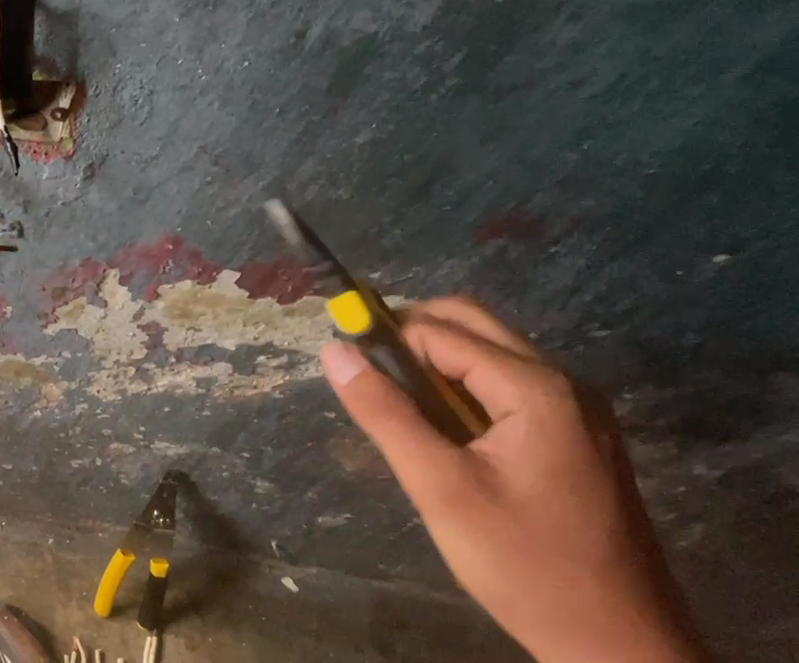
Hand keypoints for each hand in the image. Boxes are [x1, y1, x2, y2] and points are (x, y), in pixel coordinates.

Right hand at [321, 298, 704, 662]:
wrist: (621, 648)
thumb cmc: (526, 565)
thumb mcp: (440, 488)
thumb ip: (385, 413)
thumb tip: (334, 350)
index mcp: (538, 390)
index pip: (439, 331)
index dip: (385, 339)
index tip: (349, 367)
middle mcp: (566, 386)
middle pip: (471, 325)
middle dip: (410, 336)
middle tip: (369, 376)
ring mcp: (578, 412)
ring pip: (489, 353)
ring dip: (435, 362)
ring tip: (400, 409)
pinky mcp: (577, 438)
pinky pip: (507, 385)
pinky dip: (463, 388)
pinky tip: (444, 432)